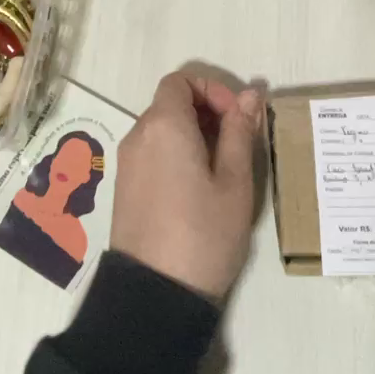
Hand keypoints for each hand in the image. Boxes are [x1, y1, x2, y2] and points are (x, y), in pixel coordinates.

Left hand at [110, 72, 263, 301]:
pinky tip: (198, 189)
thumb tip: (250, 95)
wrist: (155, 293)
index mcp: (164, 125)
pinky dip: (175, 154)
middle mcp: (138, 135)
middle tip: (237, 145)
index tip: (236, 117)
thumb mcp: (235, 182)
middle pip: (170, 103)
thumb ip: (240, 132)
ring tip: (222, 171)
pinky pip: (151, 152)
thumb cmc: (204, 233)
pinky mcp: (124, 187)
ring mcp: (126, 162)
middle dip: (206, 112)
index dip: (211, 89)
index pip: (180, 80)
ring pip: (161, 129)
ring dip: (192, 135)